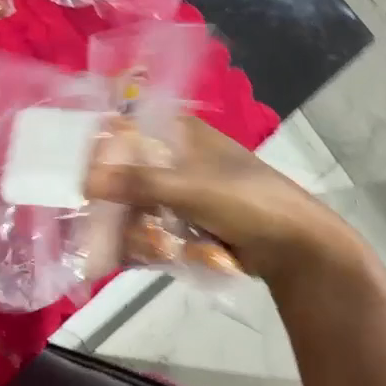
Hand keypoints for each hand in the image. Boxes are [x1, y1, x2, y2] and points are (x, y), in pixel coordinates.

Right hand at [83, 115, 358, 284]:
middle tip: (104, 225)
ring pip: (133, 206)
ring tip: (154, 250)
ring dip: (134, 231)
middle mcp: (174, 157)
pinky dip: (147, 244)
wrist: (300, 249)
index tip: (85, 177)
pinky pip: (148, 228)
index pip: (124, 127)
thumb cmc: (250, 201)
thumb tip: (85, 181)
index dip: (100, 149)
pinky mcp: (183, 221)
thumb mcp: (191, 188)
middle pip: (122, 173)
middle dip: (114, 204)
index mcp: (179, 132)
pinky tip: (155, 257)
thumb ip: (136, 183)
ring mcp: (178, 192)